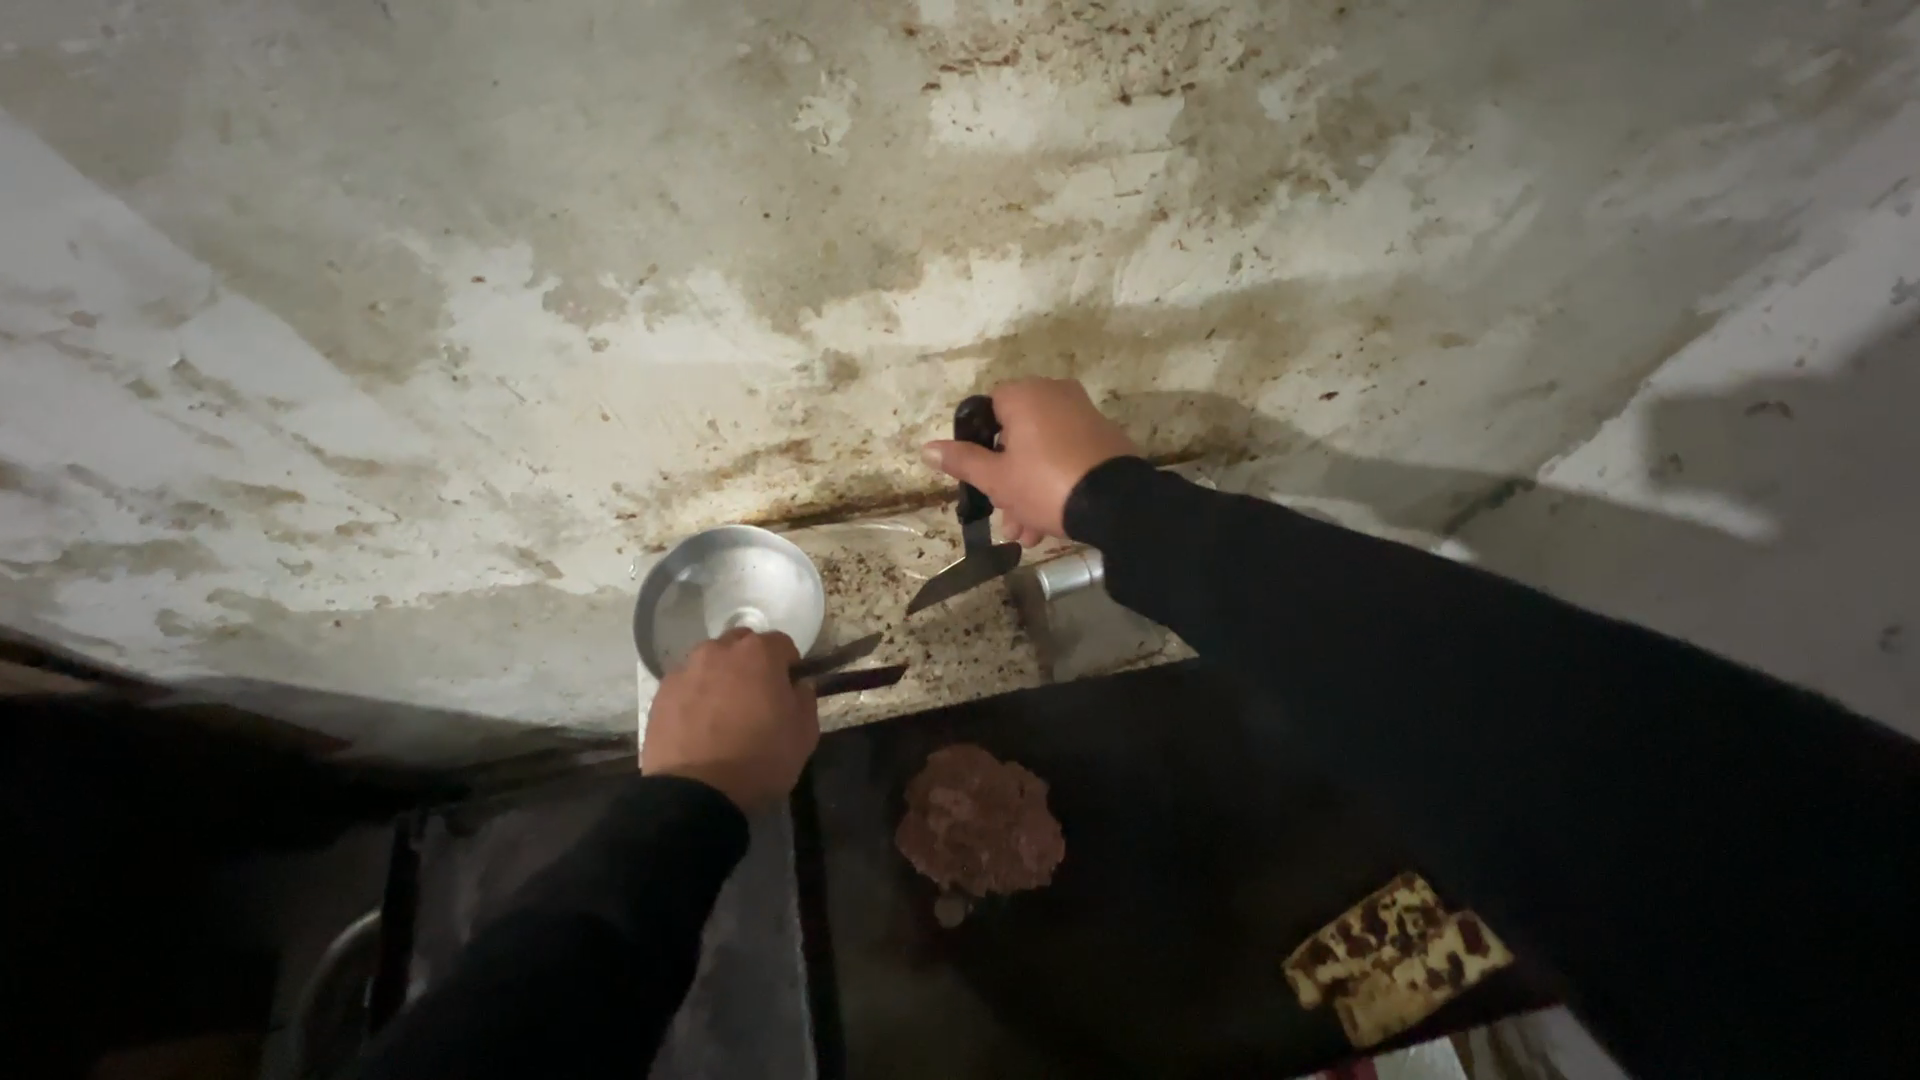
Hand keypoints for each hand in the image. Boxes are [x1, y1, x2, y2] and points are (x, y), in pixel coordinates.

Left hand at [642, 628, 818, 812]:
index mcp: (759, 653)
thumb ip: (805, 700)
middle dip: (752, 663)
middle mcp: (719, 651)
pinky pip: (687, 684)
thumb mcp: (804, 734)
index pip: (782, 643)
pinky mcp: (661, 694)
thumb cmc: (760, 759)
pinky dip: (696, 695)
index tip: (789, 689)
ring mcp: (686, 671)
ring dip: (721, 676)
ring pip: (710, 662)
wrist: (695, 794)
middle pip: (741, 645)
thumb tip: (799, 686)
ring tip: (724, 711)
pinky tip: (700, 724)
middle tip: (757, 696)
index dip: (789, 665)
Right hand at [920, 378, 1139, 543]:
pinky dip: (1053, 484)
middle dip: (1006, 483)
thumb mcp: (996, 478)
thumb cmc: (1045, 484)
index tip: (981, 477)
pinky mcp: (1104, 439)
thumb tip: (926, 448)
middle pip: (1015, 437)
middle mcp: (1055, 394)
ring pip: (1041, 453)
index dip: (979, 445)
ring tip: (1026, 535)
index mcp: (1025, 394)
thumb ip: (961, 461)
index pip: (988, 409)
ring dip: (1027, 493)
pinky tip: (1047, 526)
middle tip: (1005, 517)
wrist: (1117, 504)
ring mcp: (1084, 416)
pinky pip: (1066, 457)